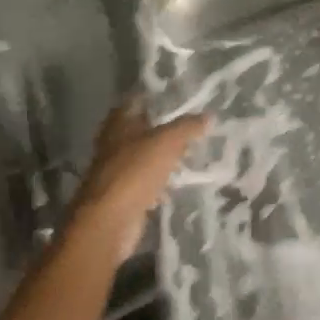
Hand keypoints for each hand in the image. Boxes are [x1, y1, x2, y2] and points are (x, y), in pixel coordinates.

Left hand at [66, 99, 208, 257]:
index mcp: (119, 122)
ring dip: (166, 157)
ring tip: (195, 153)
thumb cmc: (134, 172)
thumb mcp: (165, 143)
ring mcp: (119, 170)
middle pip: (144, 130)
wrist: (110, 221)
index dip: (160, 97)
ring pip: (147, 157)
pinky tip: (181, 183)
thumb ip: (186, 128)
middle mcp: (115, 142)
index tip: (186, 98)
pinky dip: (163, 182)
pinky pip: (149, 183)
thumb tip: (209, 115)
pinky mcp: (126, 195)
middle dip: (167, 130)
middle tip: (197, 127)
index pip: (140, 100)